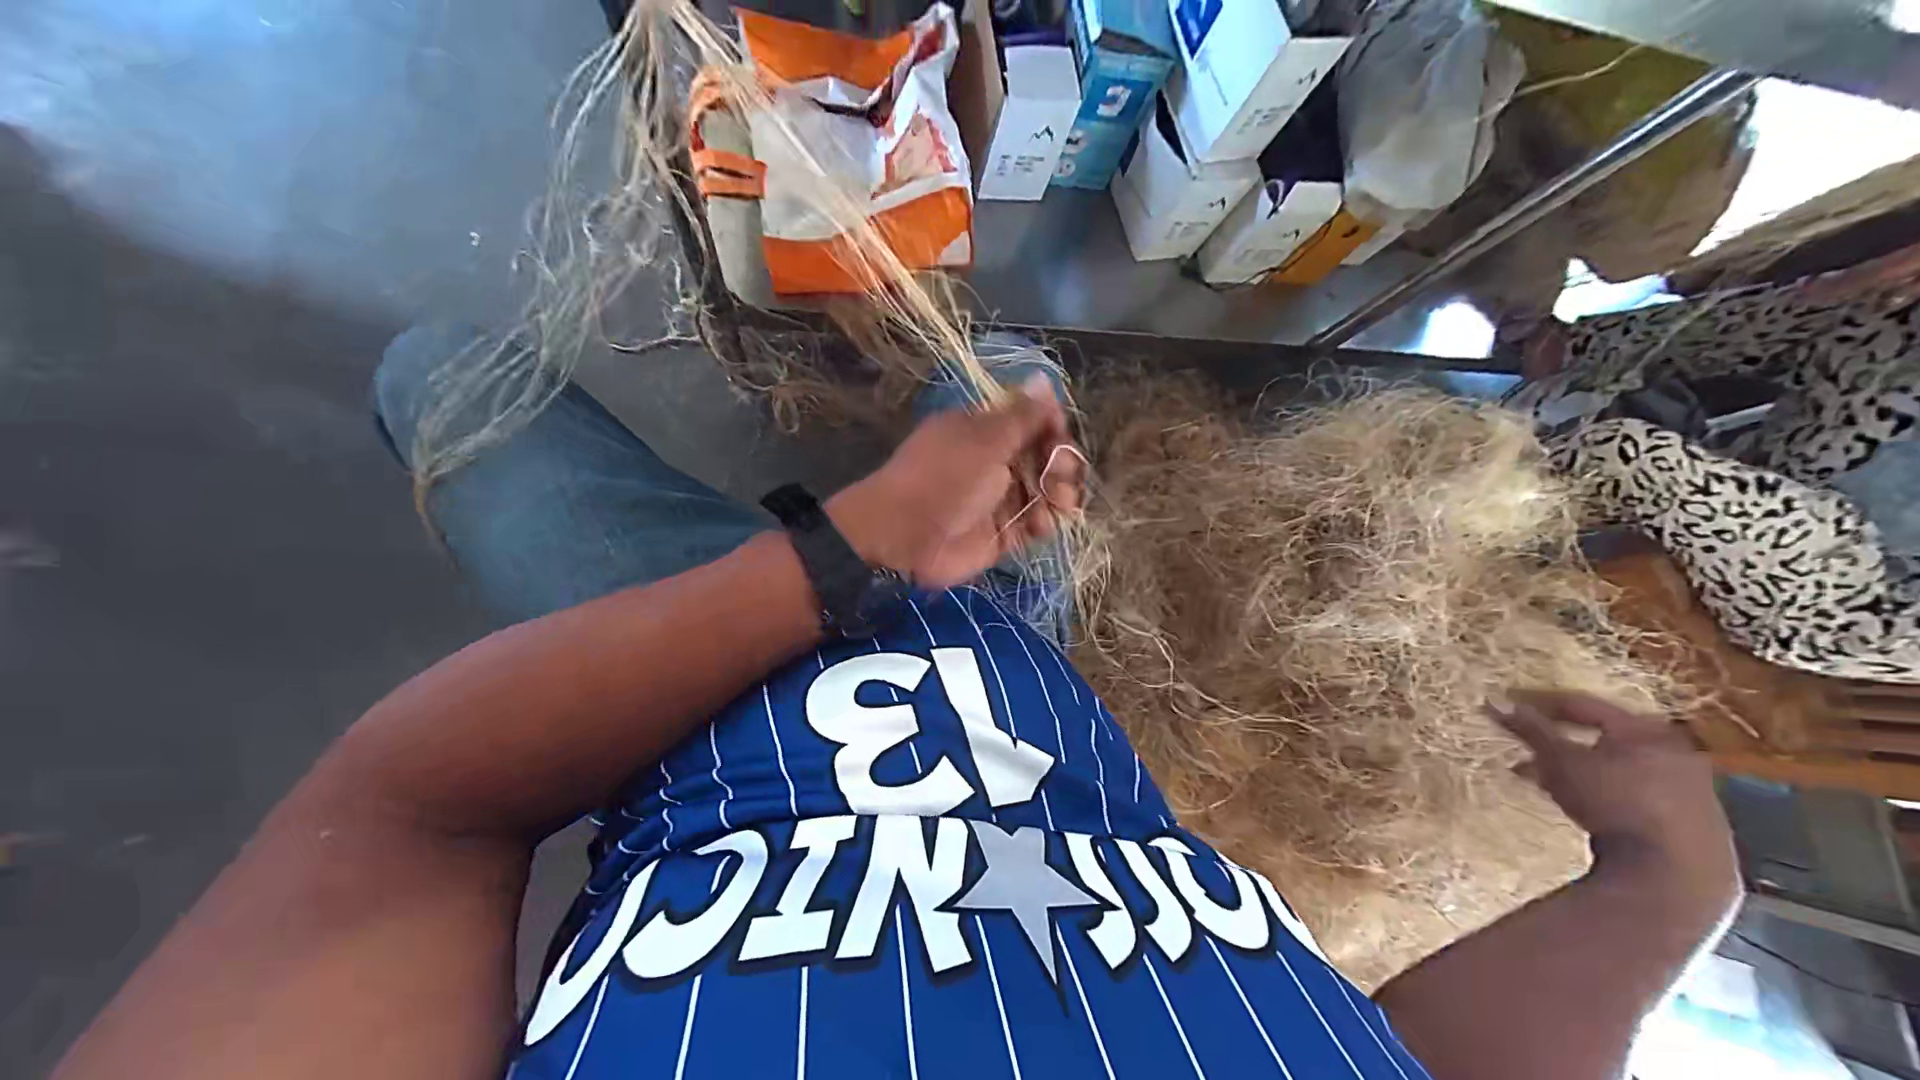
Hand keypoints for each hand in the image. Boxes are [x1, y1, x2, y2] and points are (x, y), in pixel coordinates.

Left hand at [825, 375, 1083, 589]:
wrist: (904, 537)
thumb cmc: (943, 478)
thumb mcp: (984, 439)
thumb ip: (1022, 416)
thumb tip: (1043, 377)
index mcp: (985, 431)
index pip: (1032, 421)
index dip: (1052, 427)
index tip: (1058, 434)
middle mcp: (994, 462)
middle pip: (1045, 457)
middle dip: (1062, 463)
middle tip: (1061, 474)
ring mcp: (999, 499)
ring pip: (1046, 492)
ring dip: (1060, 494)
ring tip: (1059, 502)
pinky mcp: (1002, 534)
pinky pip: (1035, 524)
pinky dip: (1044, 522)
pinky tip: (1041, 525)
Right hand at [1493, 691, 1738, 911]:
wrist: (1675, 872)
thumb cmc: (1611, 802)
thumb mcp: (1559, 761)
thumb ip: (1529, 729)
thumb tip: (1493, 700)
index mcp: (1643, 730)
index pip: (1581, 704)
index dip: (1539, 702)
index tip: (1508, 703)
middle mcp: (1673, 750)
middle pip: (1602, 733)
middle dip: (1560, 737)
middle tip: (1527, 741)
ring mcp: (1691, 787)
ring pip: (1618, 763)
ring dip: (1578, 765)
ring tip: (1542, 776)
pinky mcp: (1694, 820)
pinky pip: (1636, 788)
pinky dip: (1603, 786)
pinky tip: (1579, 802)